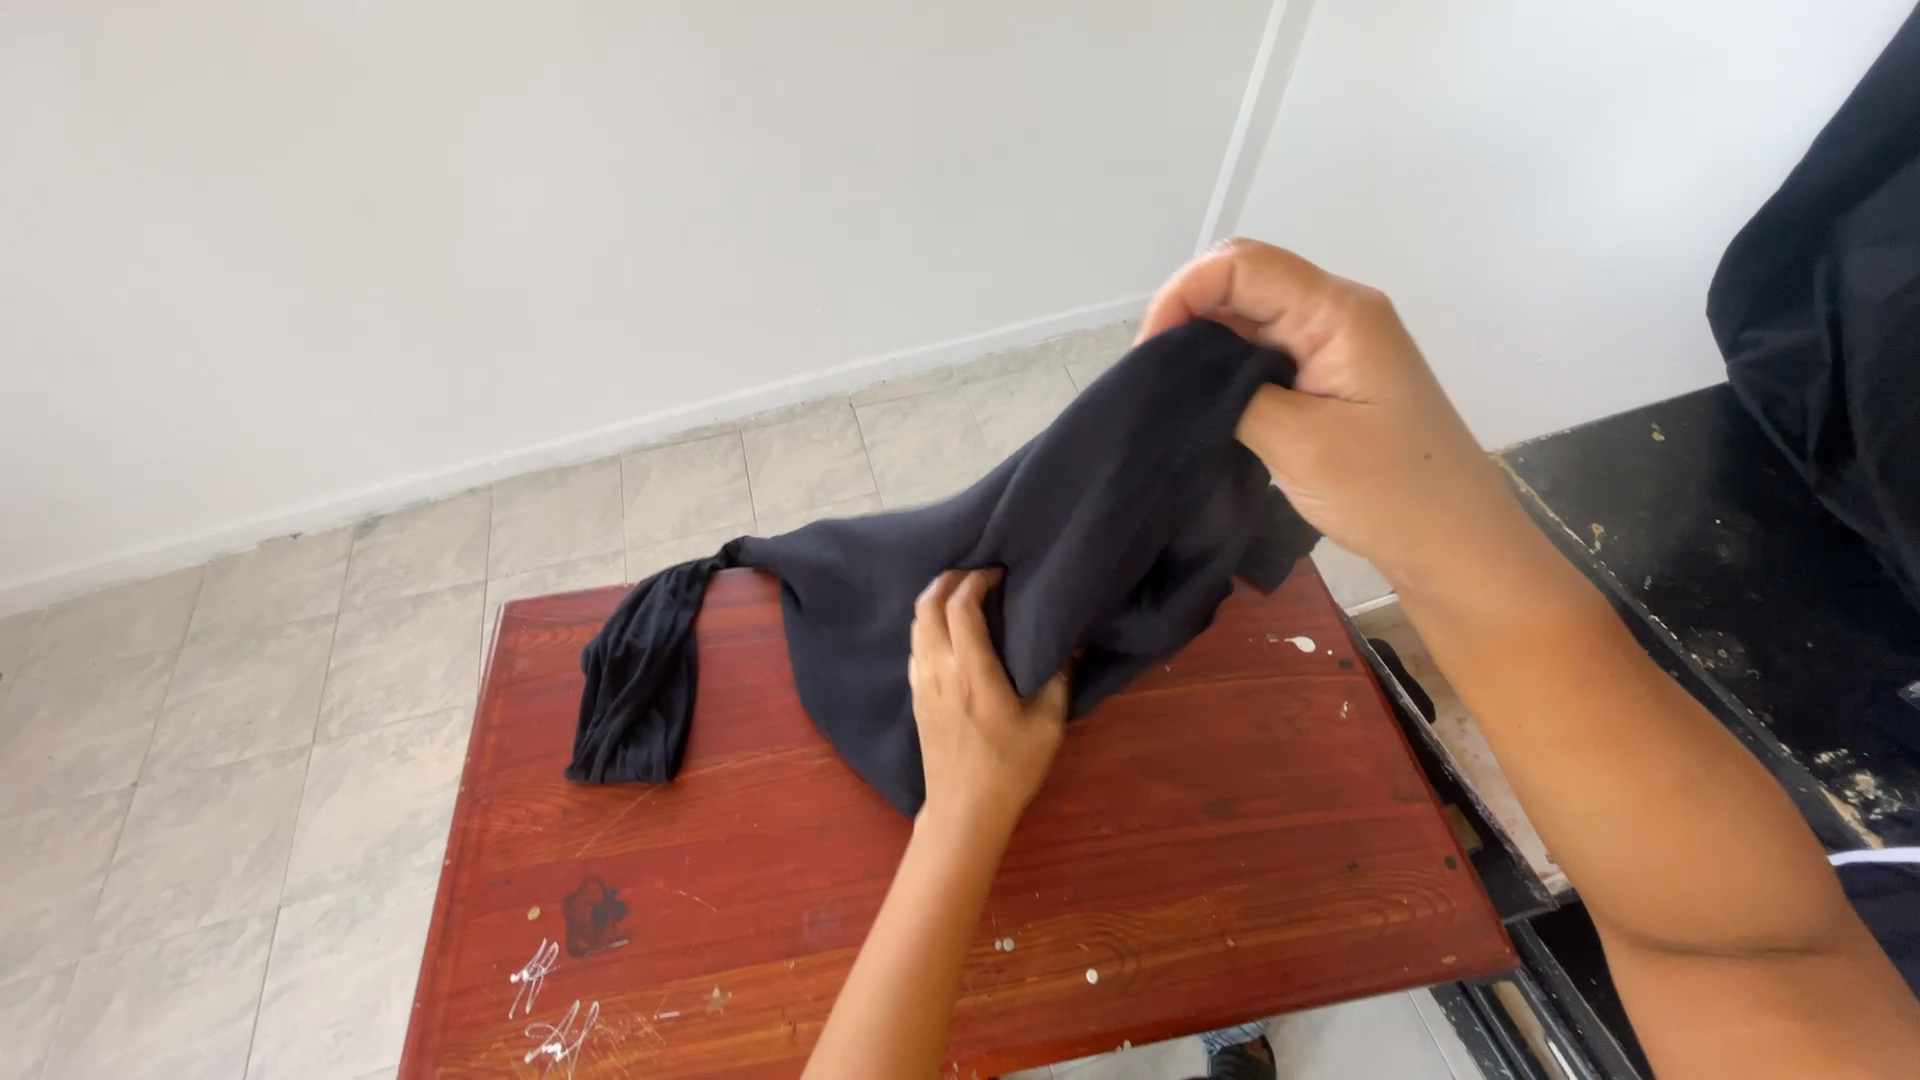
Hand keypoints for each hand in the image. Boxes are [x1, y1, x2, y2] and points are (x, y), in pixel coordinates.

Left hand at [909, 569, 1068, 837]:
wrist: (963, 811)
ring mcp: (922, 682)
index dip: (976, 580)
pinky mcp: (915, 695)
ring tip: (962, 593)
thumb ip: (1058, 679)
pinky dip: (928, 624)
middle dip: (948, 579)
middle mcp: (940, 668)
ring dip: (935, 599)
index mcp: (972, 671)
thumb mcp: (1047, 725)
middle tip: (975, 572)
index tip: (998, 573)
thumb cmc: (1010, 768)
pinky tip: (948, 630)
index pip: (961, 607)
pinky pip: (916, 645)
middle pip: (927, 605)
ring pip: (916, 623)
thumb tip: (1071, 644)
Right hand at [1138, 238, 1532, 596]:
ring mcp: (1330, 347)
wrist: (1452, 543)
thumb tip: (1177, 375)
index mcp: (1338, 313)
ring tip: (1169, 397)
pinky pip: (1259, 355)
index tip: (1149, 357)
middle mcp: (1334, 314)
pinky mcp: (1324, 378)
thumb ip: (1232, 396)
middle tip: (1152, 380)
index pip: (1241, 265)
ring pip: (1245, 321)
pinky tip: (1201, 406)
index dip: (1182, 295)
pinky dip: (1221, 373)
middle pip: (1241, 283)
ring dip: (1200, 349)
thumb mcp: (1300, 443)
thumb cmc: (1388, 493)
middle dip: (1184, 319)